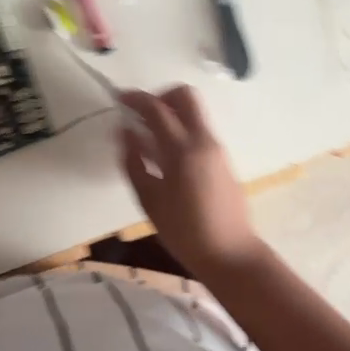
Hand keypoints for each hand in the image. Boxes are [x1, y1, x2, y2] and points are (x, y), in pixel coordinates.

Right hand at [118, 87, 265, 277]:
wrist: (230, 253)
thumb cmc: (184, 232)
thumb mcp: (149, 200)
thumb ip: (133, 162)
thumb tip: (124, 132)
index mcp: (182, 150)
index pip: (157, 109)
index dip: (136, 99)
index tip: (119, 98)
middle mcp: (203, 141)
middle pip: (185, 96)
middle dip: (160, 96)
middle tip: (140, 113)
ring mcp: (216, 149)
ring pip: (193, 114)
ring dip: (170, 114)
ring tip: (147, 138)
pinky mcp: (222, 160)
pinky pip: (198, 132)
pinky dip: (180, 131)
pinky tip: (164, 156)